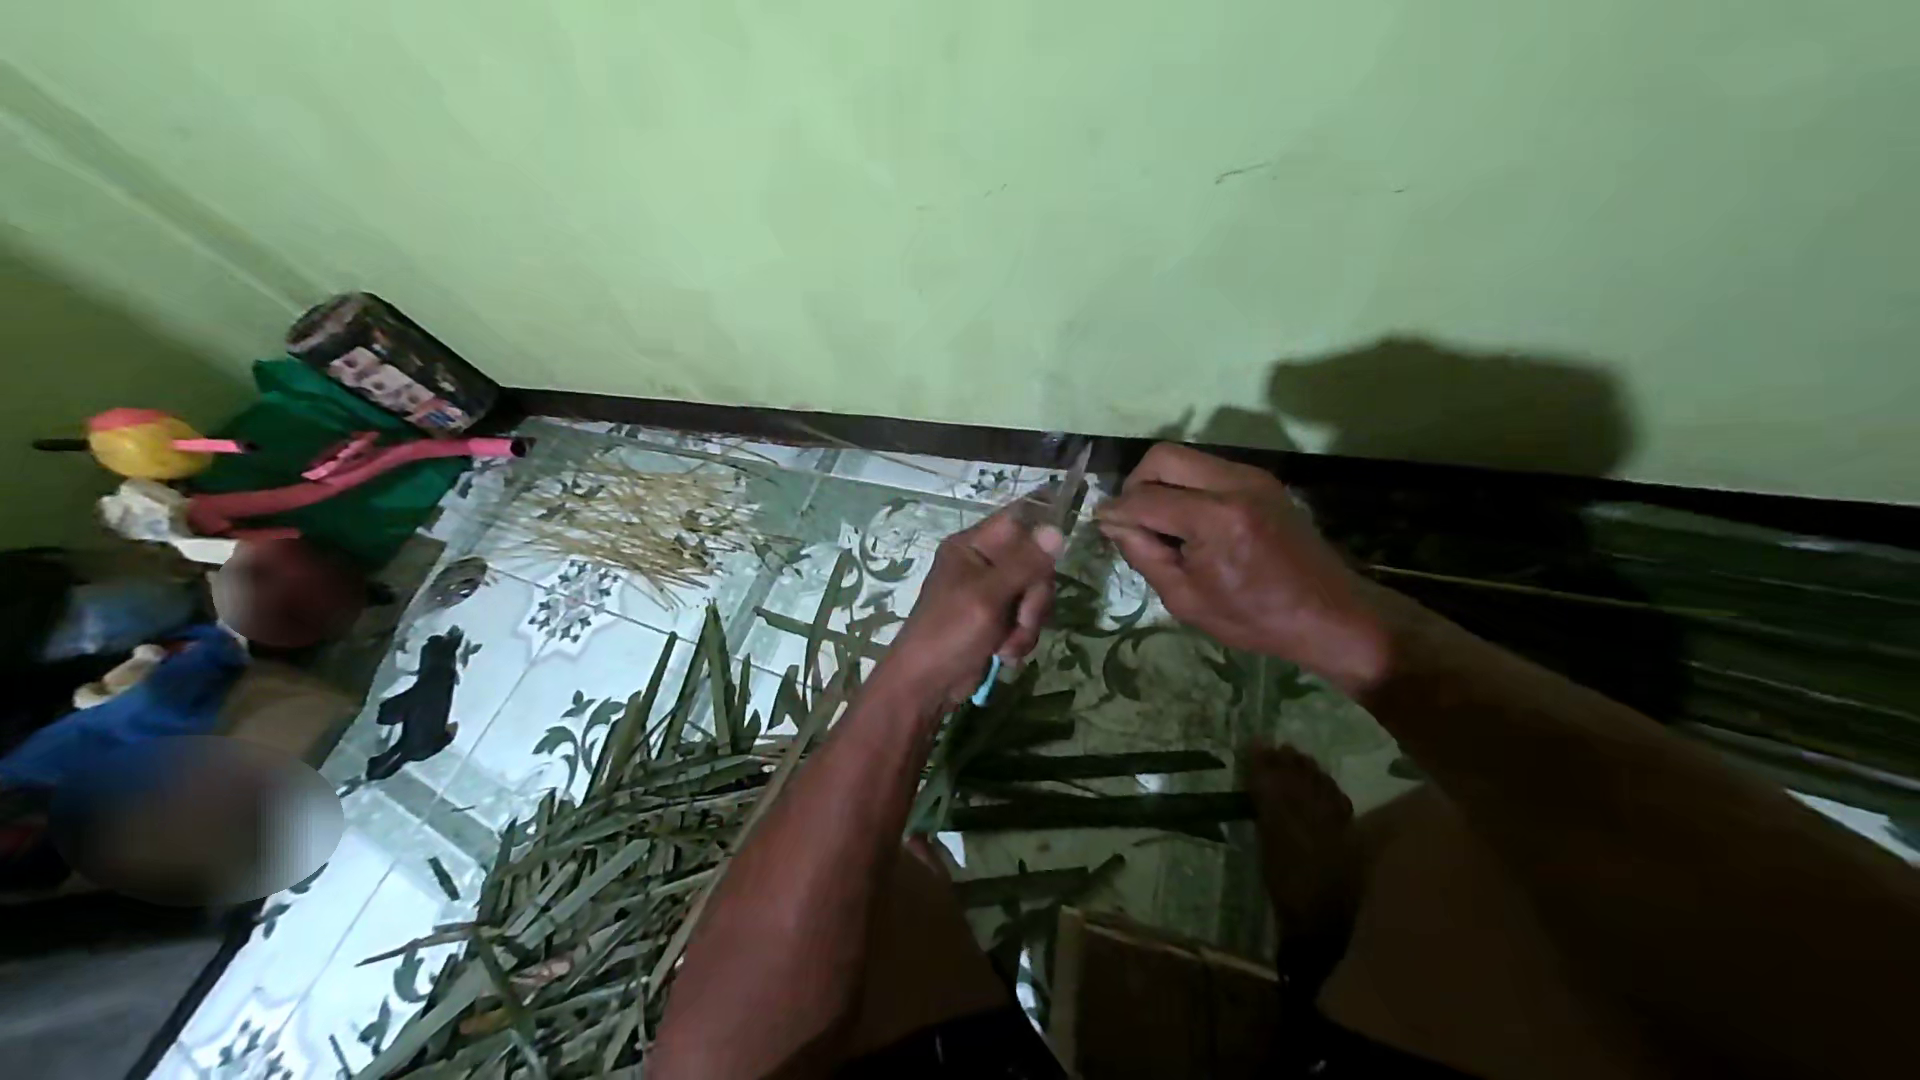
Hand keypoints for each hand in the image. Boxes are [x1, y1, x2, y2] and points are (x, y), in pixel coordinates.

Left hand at [881, 508, 1064, 707]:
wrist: (927, 686)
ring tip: (1007, 644)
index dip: (1042, 528)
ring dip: (1028, 624)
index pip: (1017, 520)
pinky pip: (1026, 618)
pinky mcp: (997, 619)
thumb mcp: (988, 596)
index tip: (1065, 541)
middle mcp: (982, 563)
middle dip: (1034, 598)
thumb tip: (1056, 530)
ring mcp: (991, 592)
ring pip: (1035, 594)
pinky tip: (1004, 653)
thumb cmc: (948, 633)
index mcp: (971, 546)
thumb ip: (1024, 563)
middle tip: (1021, 618)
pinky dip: (1020, 638)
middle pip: (1034, 562)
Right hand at [1096, 443, 1395, 691]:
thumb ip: (1143, 554)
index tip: (1100, 523)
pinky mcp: (1261, 480)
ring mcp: (1252, 477)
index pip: (1145, 499)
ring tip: (1159, 522)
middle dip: (1136, 484)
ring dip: (1161, 483)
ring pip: (1184, 458)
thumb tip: (1113, 523)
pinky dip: (1185, 486)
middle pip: (1162, 457)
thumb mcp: (1185, 599)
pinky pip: (1206, 468)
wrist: (1329, 614)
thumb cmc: (1254, 618)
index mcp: (1215, 520)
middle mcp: (1234, 484)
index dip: (1115, 511)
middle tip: (1131, 518)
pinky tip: (1187, 520)